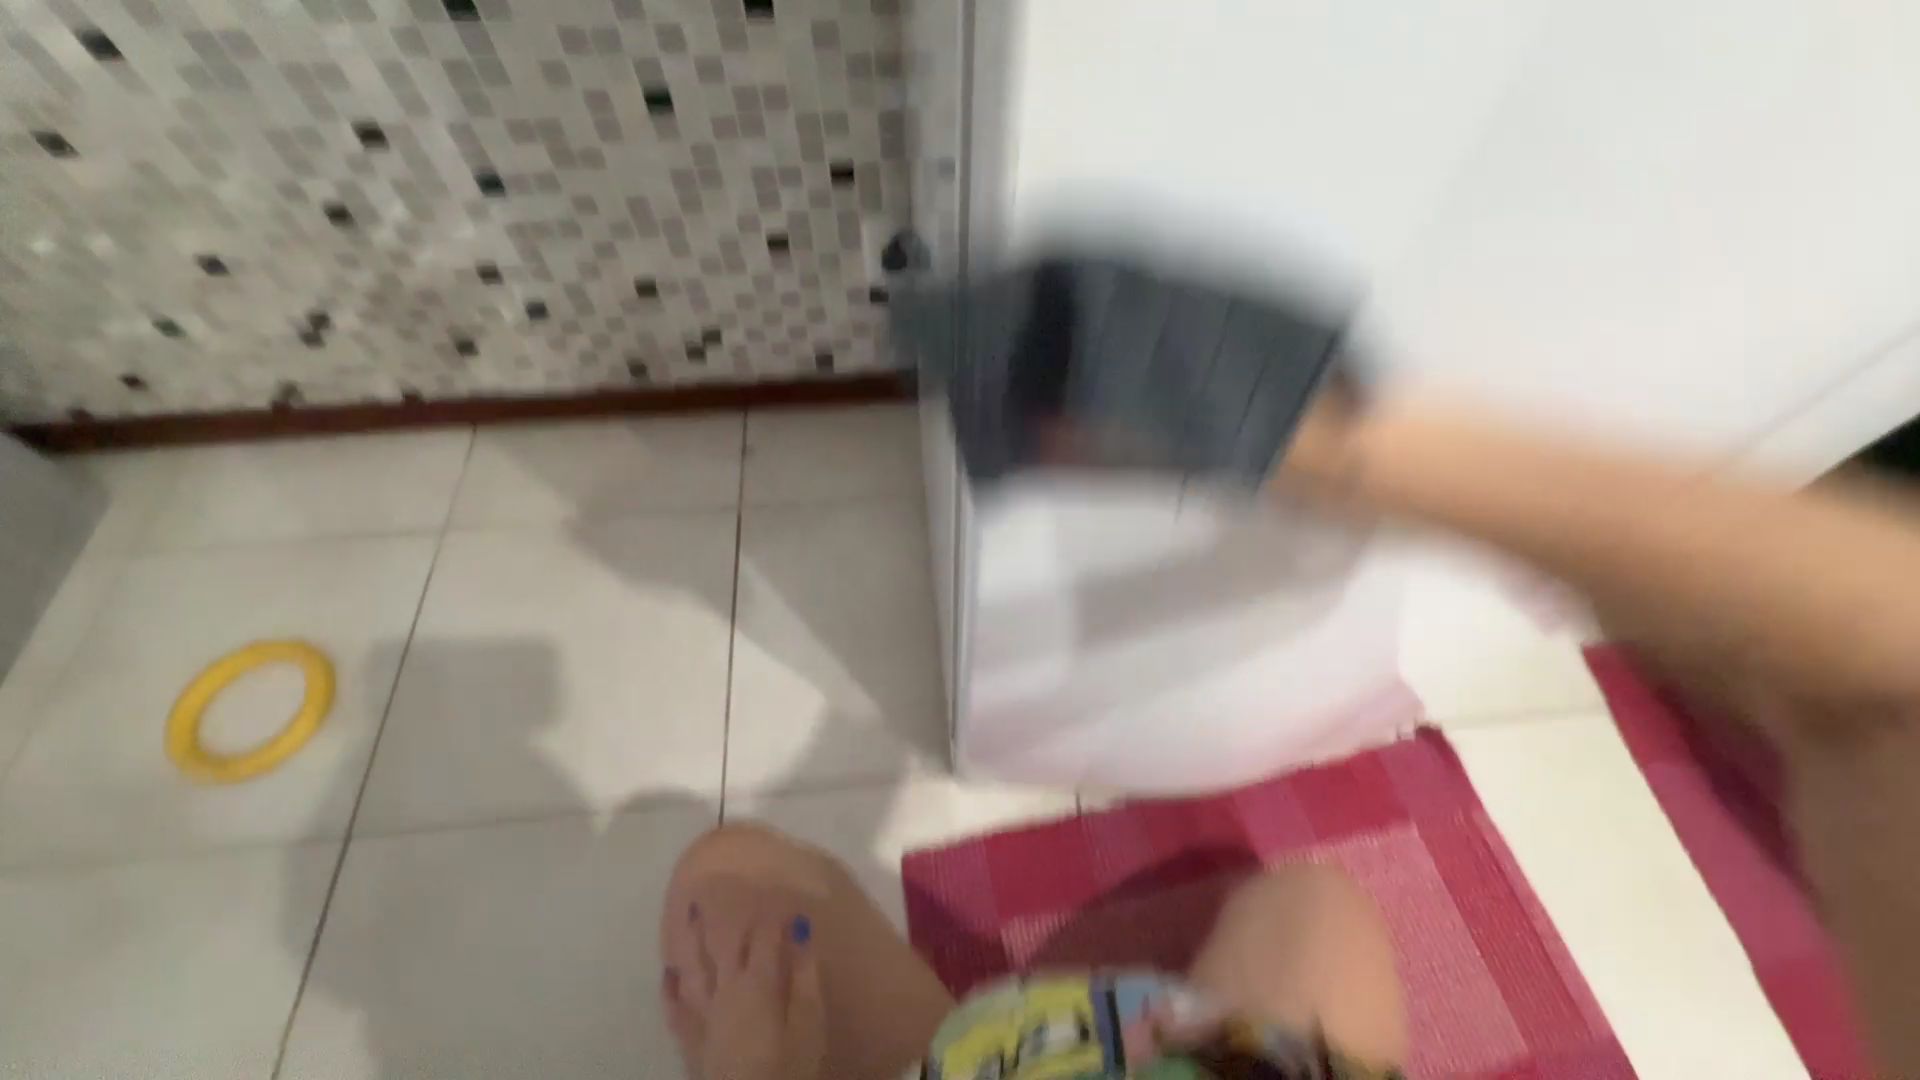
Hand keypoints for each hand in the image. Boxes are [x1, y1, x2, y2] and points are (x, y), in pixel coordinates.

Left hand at [664, 877, 826, 1079]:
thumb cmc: (788, 1071)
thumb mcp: (810, 1024)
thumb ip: (805, 974)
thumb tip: (801, 929)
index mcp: (761, 982)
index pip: (767, 935)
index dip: (771, 912)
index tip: (774, 888)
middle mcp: (728, 989)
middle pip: (726, 943)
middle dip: (725, 913)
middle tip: (719, 883)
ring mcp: (705, 1015)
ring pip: (695, 967)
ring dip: (691, 938)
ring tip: (686, 911)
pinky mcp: (691, 1041)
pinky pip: (675, 1010)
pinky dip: (670, 989)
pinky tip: (667, 973)